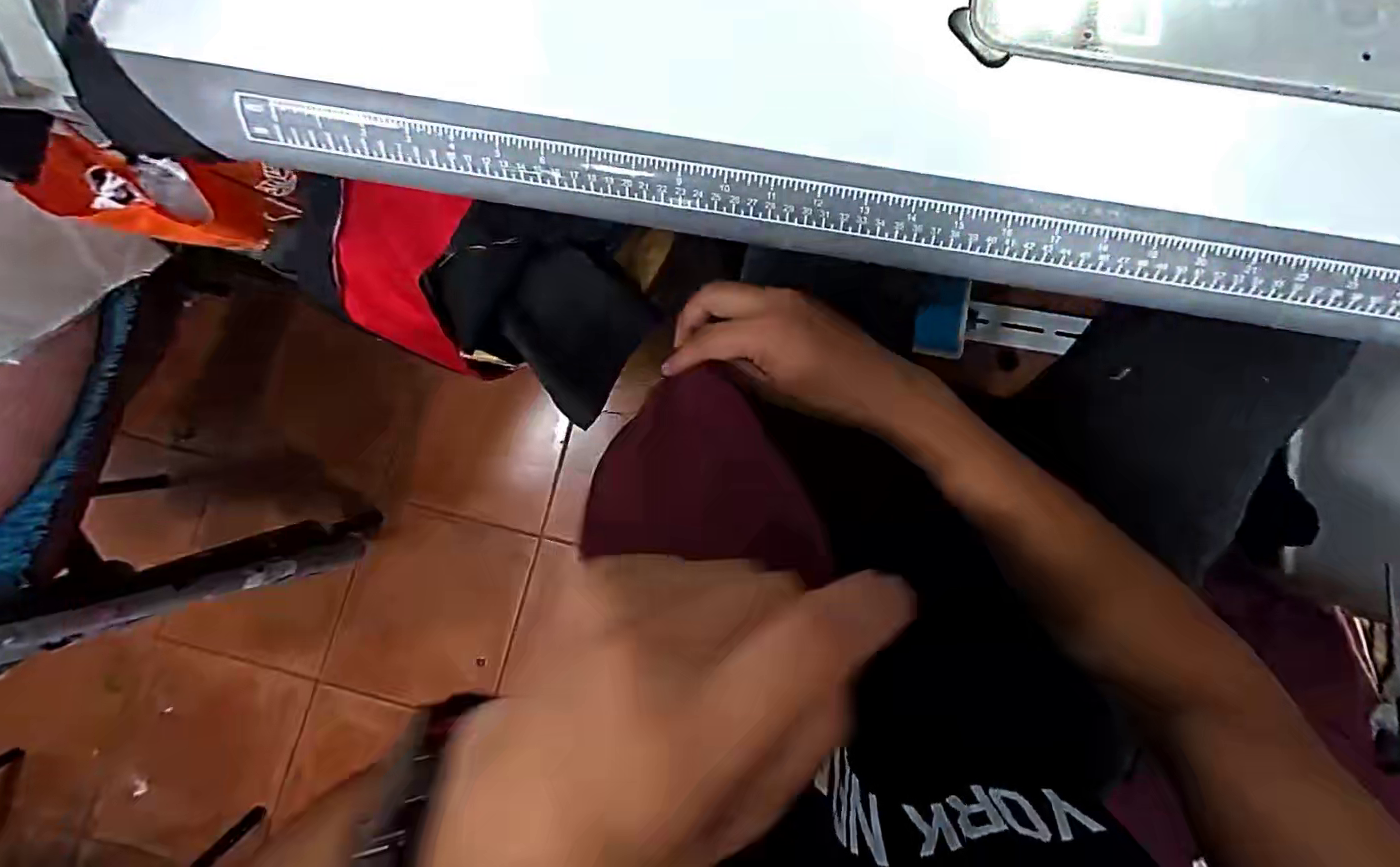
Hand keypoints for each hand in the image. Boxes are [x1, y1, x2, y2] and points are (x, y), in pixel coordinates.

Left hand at [420, 557, 914, 866]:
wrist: (504, 809)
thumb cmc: (632, 838)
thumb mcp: (736, 825)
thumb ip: (808, 734)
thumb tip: (845, 650)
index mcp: (690, 730)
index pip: (808, 638)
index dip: (867, 609)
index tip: (895, 597)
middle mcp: (652, 644)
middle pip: (777, 588)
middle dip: (790, 624)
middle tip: (758, 672)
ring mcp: (617, 594)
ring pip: (739, 569)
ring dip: (739, 609)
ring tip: (697, 660)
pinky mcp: (596, 569)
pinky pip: (689, 561)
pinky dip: (693, 595)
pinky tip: (656, 639)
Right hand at [661, 282, 951, 439]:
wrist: (881, 383)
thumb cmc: (829, 397)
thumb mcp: (776, 390)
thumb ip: (735, 368)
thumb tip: (704, 362)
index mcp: (765, 328)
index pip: (708, 335)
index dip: (682, 354)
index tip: (667, 371)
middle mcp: (773, 300)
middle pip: (712, 293)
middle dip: (689, 317)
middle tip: (683, 348)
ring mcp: (788, 295)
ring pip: (733, 290)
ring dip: (711, 310)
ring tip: (704, 342)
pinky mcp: (799, 298)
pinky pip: (754, 296)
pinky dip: (735, 310)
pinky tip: (734, 335)